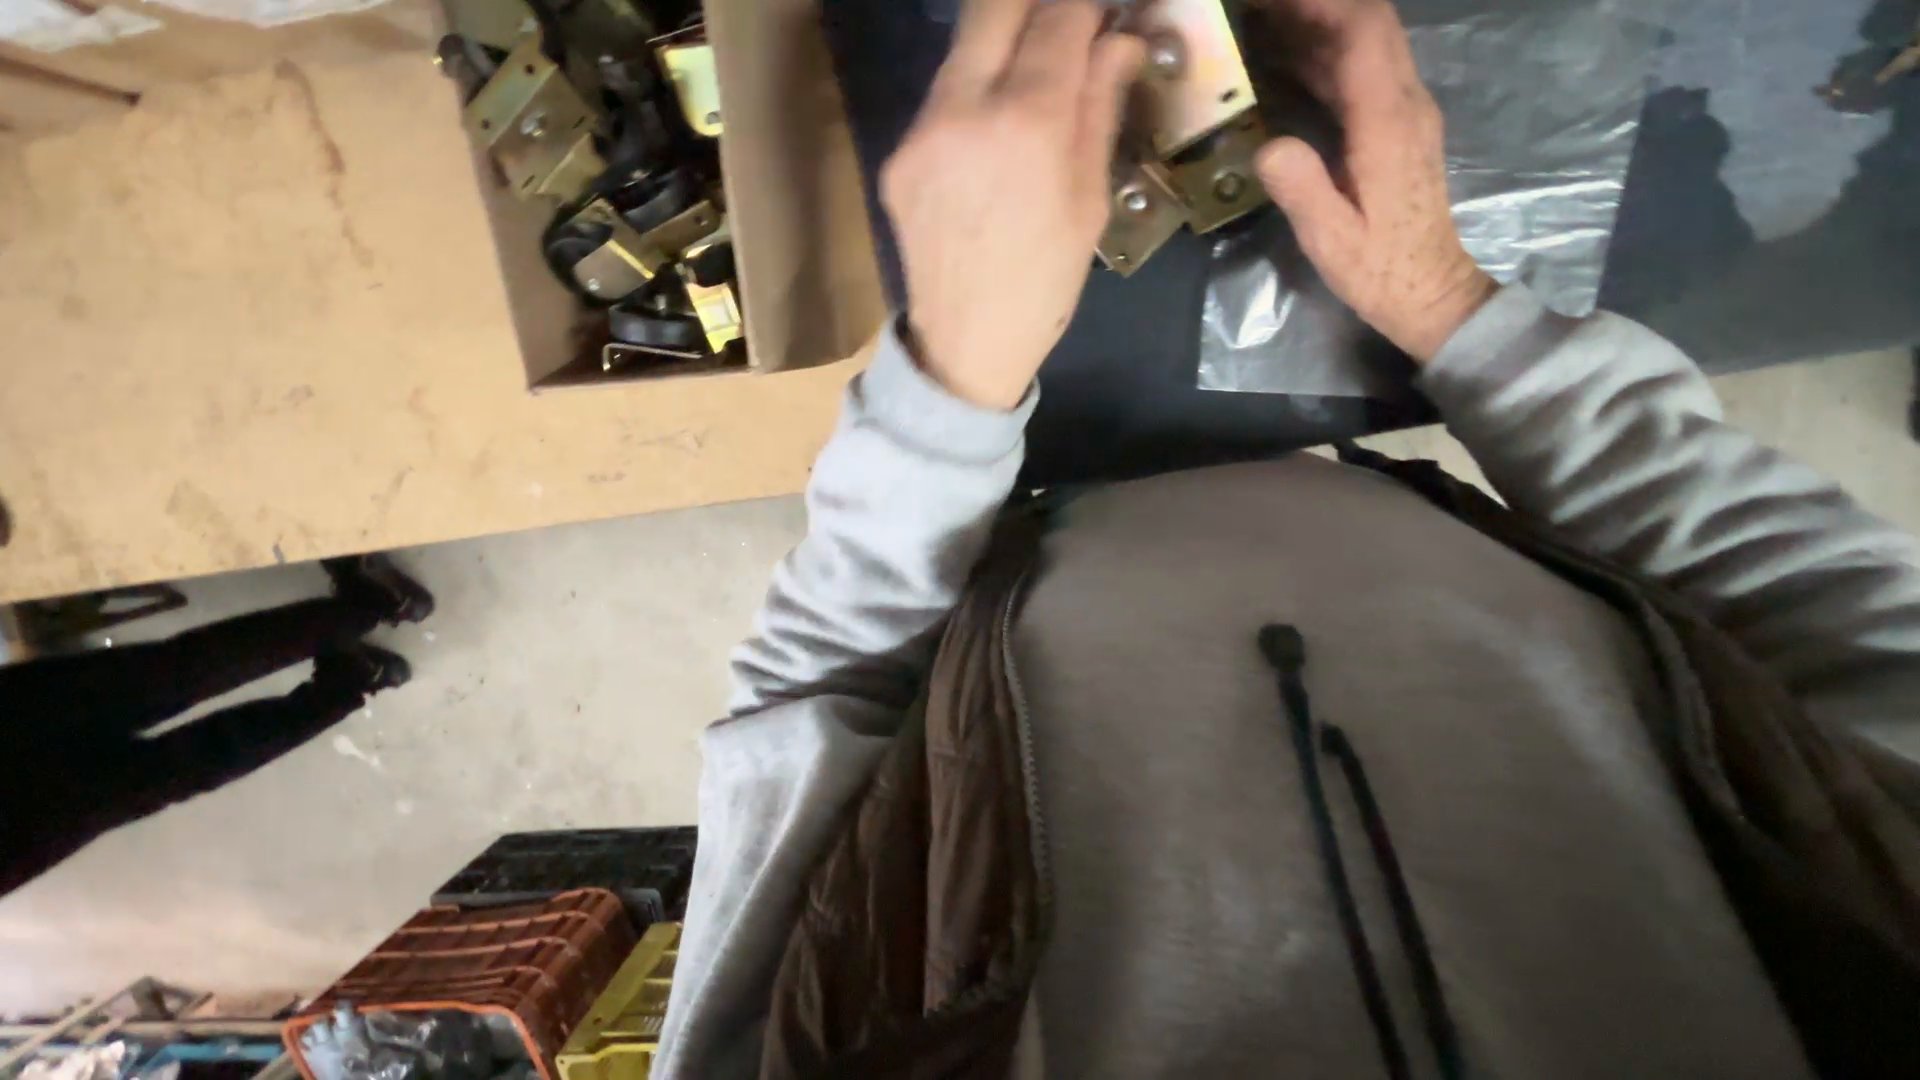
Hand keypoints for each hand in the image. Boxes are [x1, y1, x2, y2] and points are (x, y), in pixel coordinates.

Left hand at [882, 0, 1143, 408]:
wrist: (966, 346)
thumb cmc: (1044, 286)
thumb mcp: (1090, 203)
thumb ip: (1098, 109)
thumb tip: (1116, 41)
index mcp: (1027, 124)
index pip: (1060, 17)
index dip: (1087, 11)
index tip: (1100, 23)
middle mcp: (964, 109)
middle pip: (995, 5)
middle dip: (1035, 8)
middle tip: (1061, 33)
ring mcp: (920, 132)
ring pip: (961, 49)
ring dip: (999, 48)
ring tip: (1027, 88)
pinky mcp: (896, 158)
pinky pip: (938, 101)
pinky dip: (970, 99)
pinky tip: (988, 141)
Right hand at [1252, 0, 1495, 363]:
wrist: (1429, 290)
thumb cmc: (1379, 270)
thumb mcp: (1331, 238)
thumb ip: (1302, 188)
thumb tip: (1267, 145)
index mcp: (1388, 124)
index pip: (1362, 32)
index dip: (1321, 3)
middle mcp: (1404, 103)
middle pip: (1369, 23)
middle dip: (1317, 4)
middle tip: (1260, 6)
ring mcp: (1405, 112)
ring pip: (1367, 42)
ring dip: (1319, 23)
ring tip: (1264, 21)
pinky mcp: (1397, 127)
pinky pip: (1363, 70)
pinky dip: (1326, 53)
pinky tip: (1287, 59)